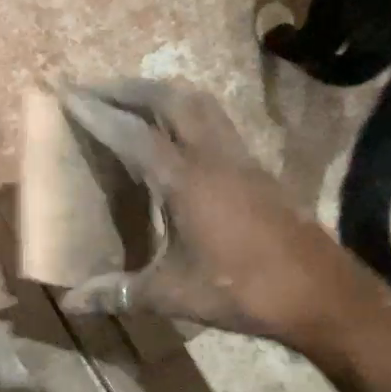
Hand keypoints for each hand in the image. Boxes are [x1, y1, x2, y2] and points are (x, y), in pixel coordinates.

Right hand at [58, 80, 389, 348]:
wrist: (321, 293)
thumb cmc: (244, 291)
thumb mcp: (173, 295)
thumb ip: (119, 292)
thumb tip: (70, 302)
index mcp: (188, 182)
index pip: (134, 134)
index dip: (98, 114)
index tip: (69, 94)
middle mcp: (215, 158)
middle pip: (172, 100)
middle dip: (130, 89)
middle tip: (96, 90)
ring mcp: (241, 160)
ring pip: (200, 104)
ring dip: (162, 94)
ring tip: (131, 102)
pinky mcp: (257, 171)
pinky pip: (217, 123)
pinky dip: (187, 114)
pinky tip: (174, 138)